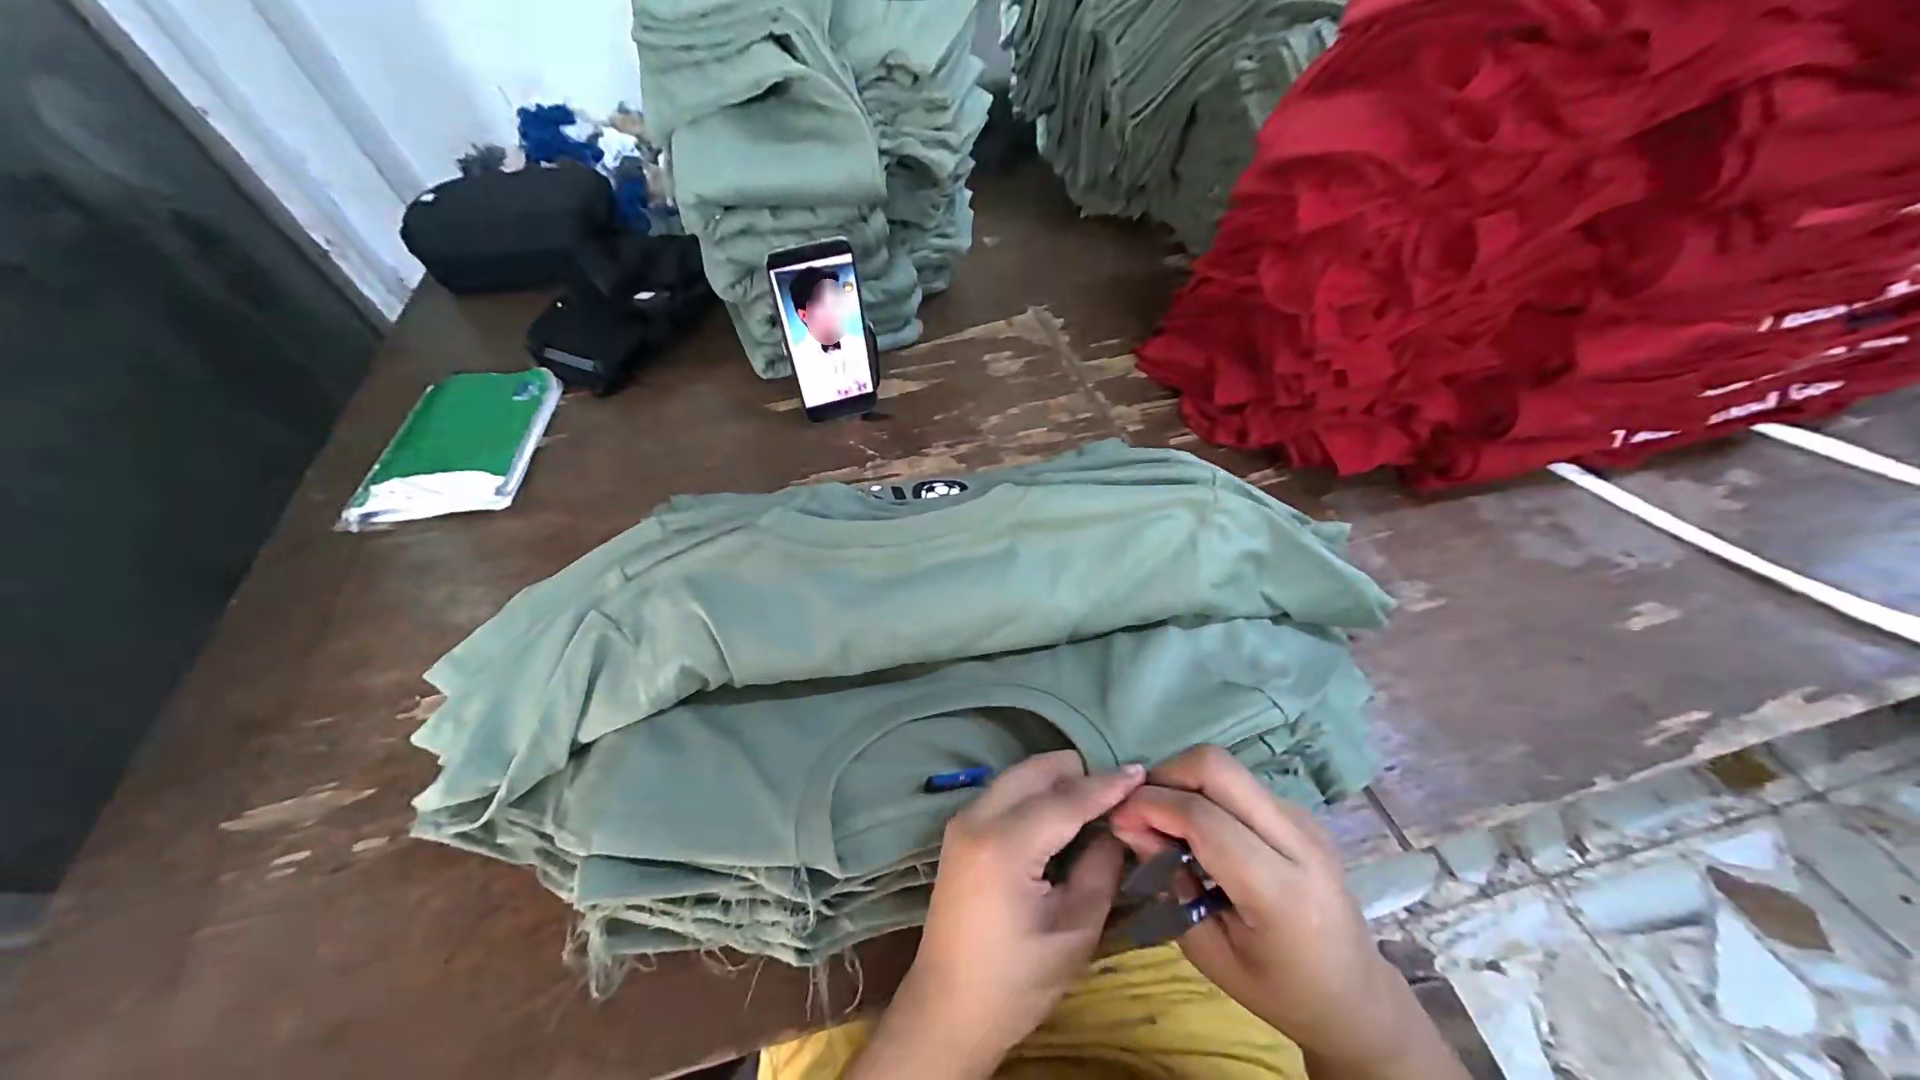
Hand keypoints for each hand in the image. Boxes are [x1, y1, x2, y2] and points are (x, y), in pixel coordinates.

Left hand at [851, 752, 1144, 1078]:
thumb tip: (1117, 825)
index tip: (1141, 770)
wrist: (948, 1008)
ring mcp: (962, 820)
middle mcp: (976, 818)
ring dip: (1056, 782)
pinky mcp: (960, 830)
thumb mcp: (1075, 930)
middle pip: (1036, 770)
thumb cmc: (1016, 981)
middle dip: (1079, 774)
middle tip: (1117, 795)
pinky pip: (1005, 792)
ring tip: (1094, 806)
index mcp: (1003, 845)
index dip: (1106, 784)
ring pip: (1020, 776)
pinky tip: (1060, 819)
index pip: (1065, 799)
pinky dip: (1036, 794)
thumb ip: (1100, 867)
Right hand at [1107, 746, 1467, 1079]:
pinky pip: (1237, 782)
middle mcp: (1298, 842)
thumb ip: (1169, 882)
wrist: (1354, 994)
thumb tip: (1127, 824)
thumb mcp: (1209, 951)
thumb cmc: (1278, 989)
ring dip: (1181, 780)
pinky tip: (1193, 825)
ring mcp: (1303, 819)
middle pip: (1217, 767)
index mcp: (1281, 892)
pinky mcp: (1299, 812)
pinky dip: (1202, 790)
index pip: (1204, 817)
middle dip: (1164, 774)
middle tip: (1137, 807)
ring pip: (1225, 766)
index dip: (1150, 806)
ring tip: (1160, 817)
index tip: (1116, 818)